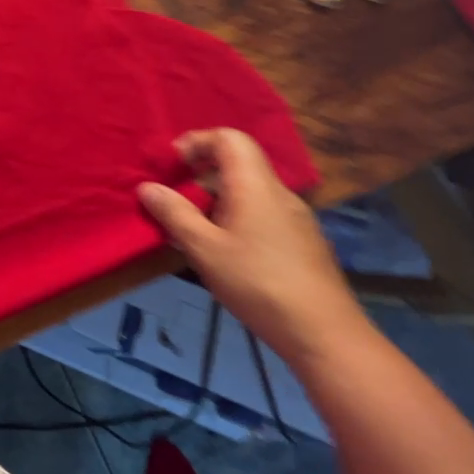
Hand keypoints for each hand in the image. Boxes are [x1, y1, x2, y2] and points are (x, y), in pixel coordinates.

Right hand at [138, 128, 370, 366]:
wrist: (325, 335)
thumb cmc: (258, 283)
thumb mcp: (203, 248)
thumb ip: (173, 213)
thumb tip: (147, 187)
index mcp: (255, 186)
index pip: (230, 138)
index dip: (198, 141)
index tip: (174, 165)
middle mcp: (279, 194)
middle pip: (238, 164)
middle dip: (201, 175)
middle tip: (174, 200)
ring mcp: (295, 219)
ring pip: (249, 192)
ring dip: (216, 200)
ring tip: (193, 231)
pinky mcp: (302, 243)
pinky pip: (261, 214)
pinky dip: (236, 219)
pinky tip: (224, 253)